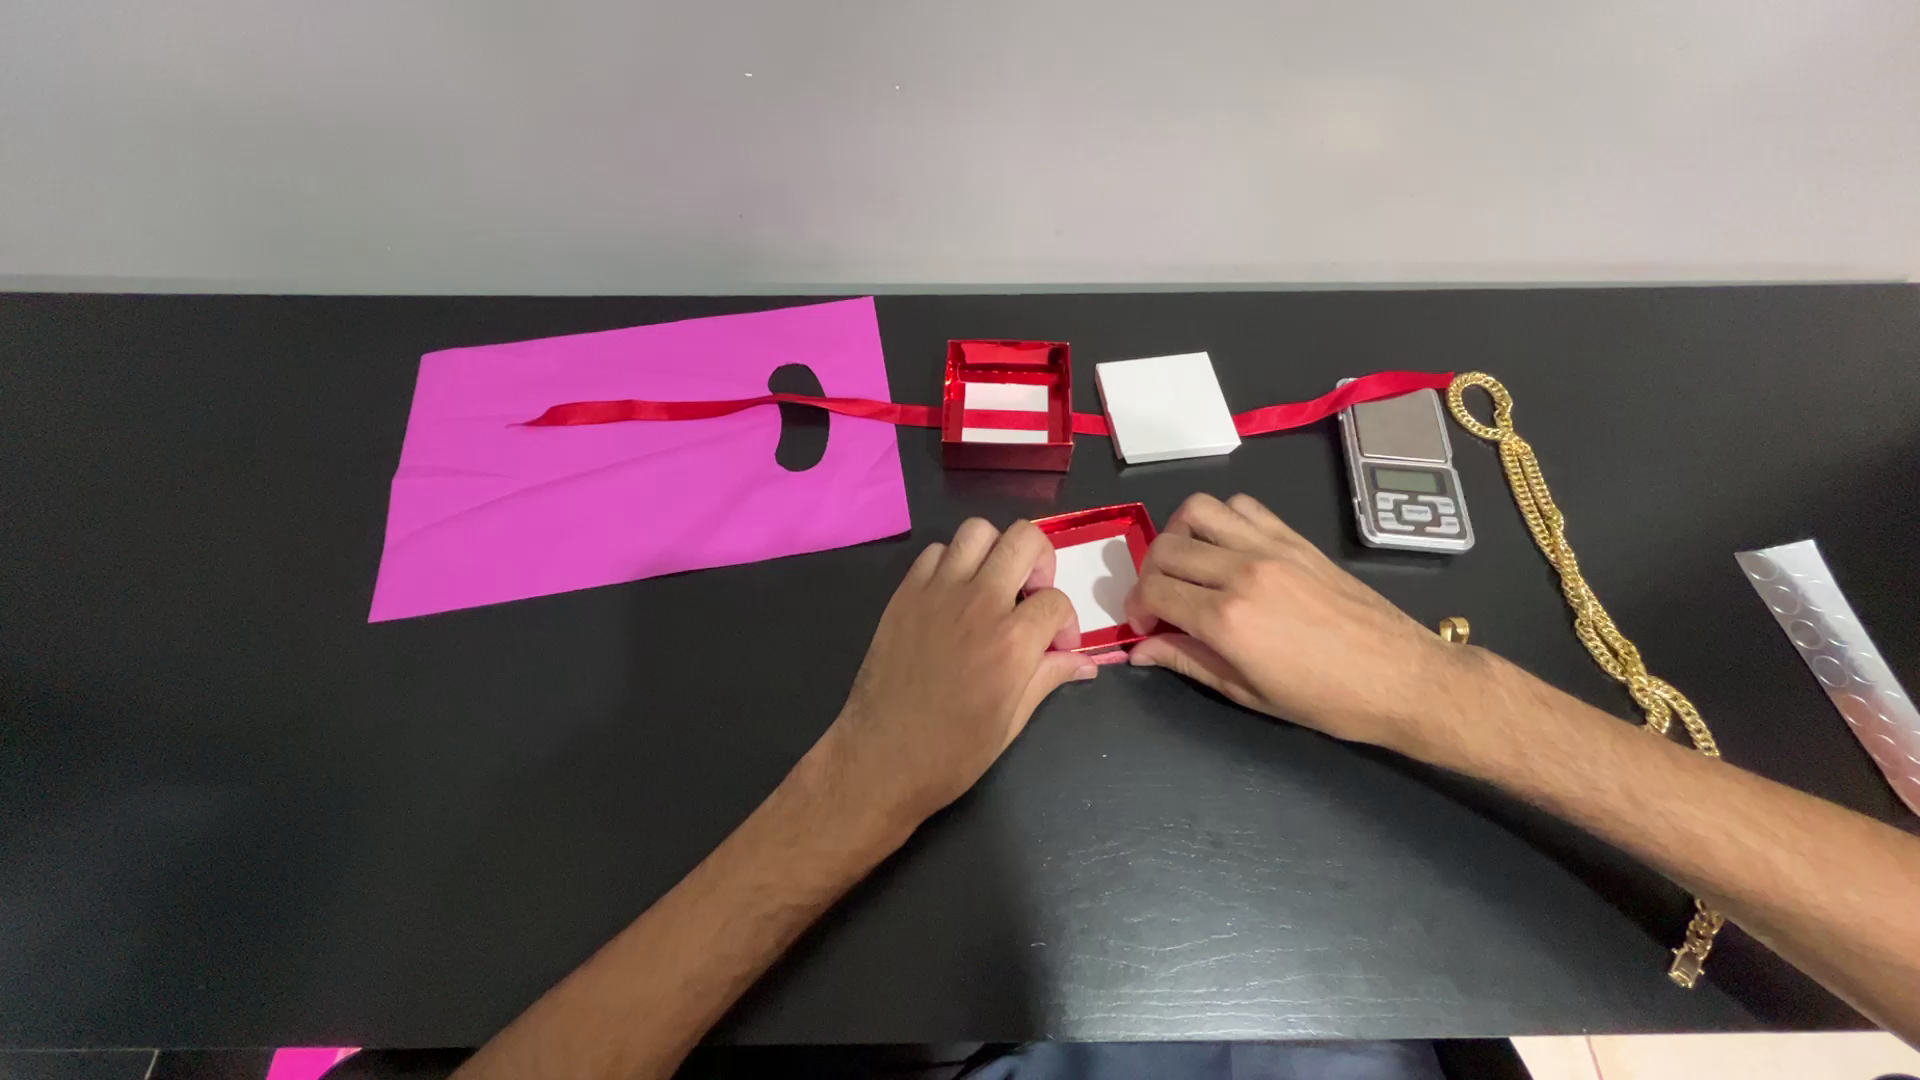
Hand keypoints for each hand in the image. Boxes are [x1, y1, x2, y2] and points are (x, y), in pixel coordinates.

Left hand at [819, 518, 1095, 833]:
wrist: (881, 757)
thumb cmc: (952, 751)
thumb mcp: (1012, 721)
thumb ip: (1049, 677)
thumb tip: (1084, 662)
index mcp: (1012, 640)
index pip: (1057, 600)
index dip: (1067, 623)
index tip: (1057, 648)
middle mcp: (978, 602)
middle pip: (1025, 538)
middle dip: (1042, 562)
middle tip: (1032, 595)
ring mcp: (937, 592)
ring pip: (977, 530)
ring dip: (996, 551)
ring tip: (994, 585)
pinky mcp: (905, 593)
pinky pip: (935, 552)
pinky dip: (952, 563)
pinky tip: (954, 596)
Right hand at [1124, 493, 1479, 755]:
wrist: (1402, 679)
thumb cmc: (1323, 699)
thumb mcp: (1246, 692)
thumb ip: (1186, 661)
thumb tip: (1138, 651)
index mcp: (1226, 619)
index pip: (1153, 590)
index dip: (1136, 607)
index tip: (1145, 627)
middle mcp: (1241, 572)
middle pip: (1165, 548)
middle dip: (1148, 574)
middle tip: (1159, 601)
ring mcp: (1270, 548)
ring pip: (1198, 511)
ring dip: (1178, 534)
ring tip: (1187, 564)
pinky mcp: (1294, 539)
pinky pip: (1243, 506)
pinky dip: (1221, 519)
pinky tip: (1226, 549)